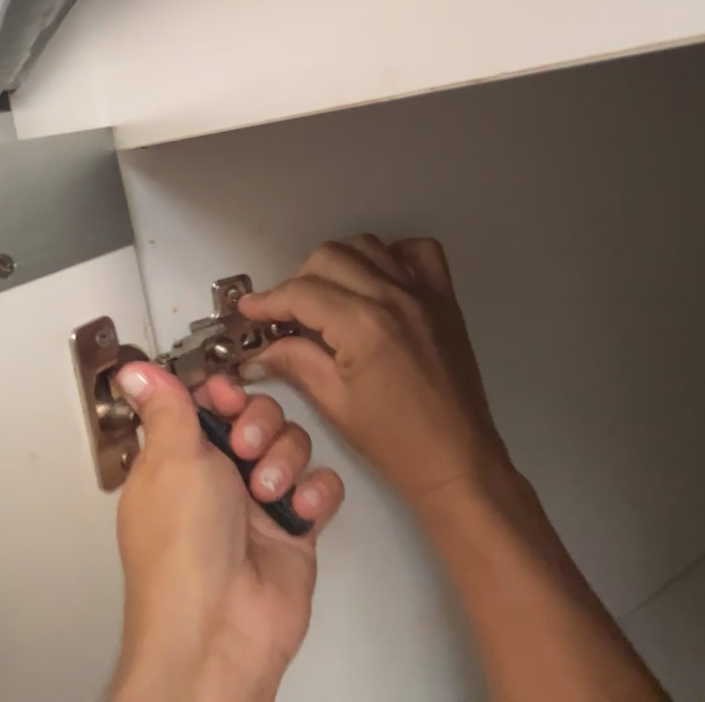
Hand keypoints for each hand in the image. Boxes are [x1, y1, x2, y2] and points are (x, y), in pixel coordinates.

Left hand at [109, 363, 345, 701]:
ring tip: (270, 493)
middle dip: (261, 426)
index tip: (228, 396)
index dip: (226, 393)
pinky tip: (300, 511)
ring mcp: (260, 502)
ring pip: (294, 445)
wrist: (222, 628)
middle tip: (246, 450)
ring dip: (286, 462)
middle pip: (260, 416)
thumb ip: (166, 406)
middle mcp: (220, 478)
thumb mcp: (170, 461)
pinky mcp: (296, 525)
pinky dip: (316, 493)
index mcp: (181, 460)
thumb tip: (134, 372)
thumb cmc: (182, 553)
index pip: (211, 402)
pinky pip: (322, 485)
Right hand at [236, 236, 510, 510]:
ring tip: (325, 296)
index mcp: (364, 324)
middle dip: (298, 279)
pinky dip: (393, 254)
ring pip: (369, 246)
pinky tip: (377, 279)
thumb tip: (259, 350)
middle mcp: (394, 295)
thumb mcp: (336, 403)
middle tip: (284, 312)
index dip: (267, 299)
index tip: (248, 311)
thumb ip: (296, 362)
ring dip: (339, 262)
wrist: (457, 457)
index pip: (302, 292)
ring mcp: (423, 292)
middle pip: (330, 257)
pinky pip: (420, 252)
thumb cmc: (396, 441)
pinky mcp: (445, 298)